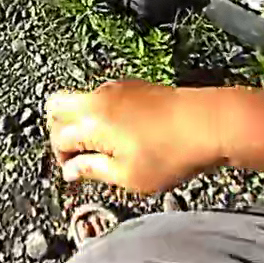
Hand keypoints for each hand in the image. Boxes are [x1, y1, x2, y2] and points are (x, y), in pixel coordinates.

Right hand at [46, 81, 223, 193]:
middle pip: (56, 107)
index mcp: (92, 122)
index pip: (59, 138)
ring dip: (78, 121)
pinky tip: (119, 134)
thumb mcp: (129, 176)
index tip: (75, 173)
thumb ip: (93, 170)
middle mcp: (97, 99)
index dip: (63, 159)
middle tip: (77, 155)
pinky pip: (99, 96)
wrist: (207, 123)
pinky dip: (97, 113)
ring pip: (77, 100)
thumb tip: (72, 170)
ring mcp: (113, 88)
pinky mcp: (129, 85)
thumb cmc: (172, 152)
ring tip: (102, 148)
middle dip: (60, 132)